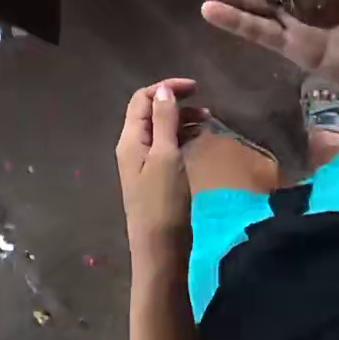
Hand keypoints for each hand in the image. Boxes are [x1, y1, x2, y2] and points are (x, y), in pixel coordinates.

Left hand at [116, 78, 196, 268]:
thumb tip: (163, 90)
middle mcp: (133, 148)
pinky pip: (168, 147)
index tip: (196, 89)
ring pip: (161, 130)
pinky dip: (183, 138)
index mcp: (131, 139)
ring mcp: (144, 164)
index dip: (167, 88)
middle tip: (205, 107)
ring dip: (182, 121)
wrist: (160, 251)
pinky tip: (200, 141)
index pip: (143, 99)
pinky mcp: (156, 178)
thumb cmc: (163, 203)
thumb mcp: (165, 157)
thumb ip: (163, 121)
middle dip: (176, 103)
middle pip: (151, 112)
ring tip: (208, 123)